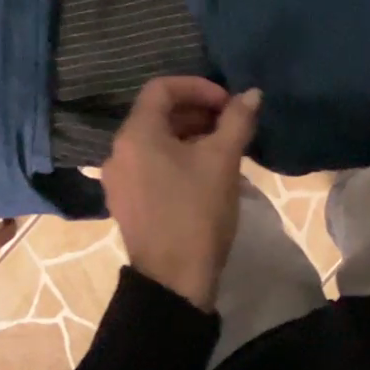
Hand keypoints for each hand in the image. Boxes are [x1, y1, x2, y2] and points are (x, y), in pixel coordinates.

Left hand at [100, 77, 262, 310]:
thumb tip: (251, 94)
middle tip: (230, 124)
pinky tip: (205, 173)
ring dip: (189, 135)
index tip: (228, 103)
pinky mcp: (126, 201)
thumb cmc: (197, 212)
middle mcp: (118, 151)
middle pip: (157, 114)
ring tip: (223, 147)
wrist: (174, 282)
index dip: (198, 87)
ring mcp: (119, 178)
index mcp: (135, 135)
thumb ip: (237, 121)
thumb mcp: (222, 161)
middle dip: (197, 112)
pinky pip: (150, 163)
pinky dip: (176, 157)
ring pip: (155, 140)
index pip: (162, 88)